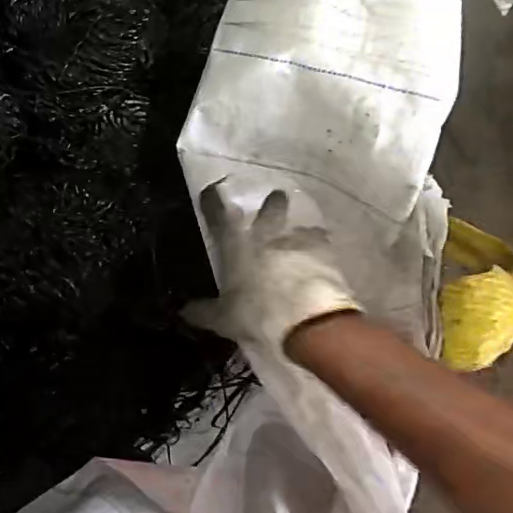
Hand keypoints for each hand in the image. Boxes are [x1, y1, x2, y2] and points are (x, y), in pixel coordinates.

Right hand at [185, 183, 361, 353]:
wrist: (310, 322)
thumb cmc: (256, 312)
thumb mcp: (223, 318)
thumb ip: (203, 311)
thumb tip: (184, 311)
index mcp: (235, 245)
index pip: (219, 215)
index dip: (213, 201)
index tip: (211, 190)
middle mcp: (266, 238)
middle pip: (270, 212)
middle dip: (272, 204)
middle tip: (277, 195)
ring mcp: (299, 246)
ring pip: (302, 229)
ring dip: (302, 230)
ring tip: (306, 231)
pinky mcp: (329, 259)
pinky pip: (326, 249)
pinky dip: (323, 251)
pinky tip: (324, 259)